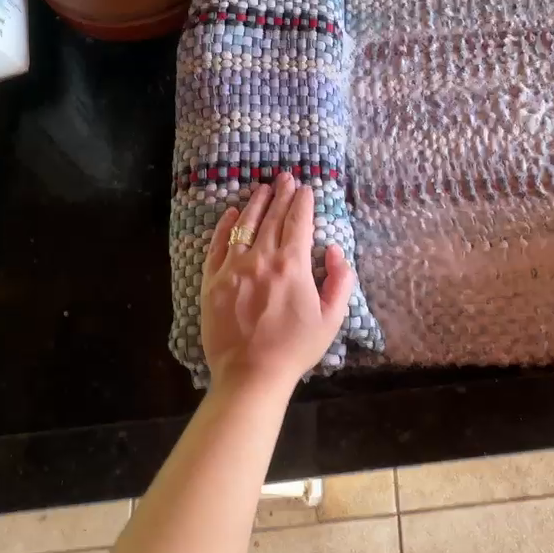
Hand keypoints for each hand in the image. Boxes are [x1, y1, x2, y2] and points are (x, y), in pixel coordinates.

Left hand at [200, 172, 355, 395]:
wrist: (251, 375)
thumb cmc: (295, 348)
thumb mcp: (332, 318)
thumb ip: (340, 281)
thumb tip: (335, 251)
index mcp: (293, 266)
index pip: (299, 223)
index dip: (303, 203)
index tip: (306, 188)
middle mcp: (262, 259)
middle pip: (272, 218)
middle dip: (281, 195)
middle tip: (285, 177)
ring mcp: (234, 268)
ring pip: (245, 226)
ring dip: (255, 204)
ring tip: (262, 188)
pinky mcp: (213, 282)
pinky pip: (218, 246)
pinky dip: (225, 226)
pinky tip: (231, 213)